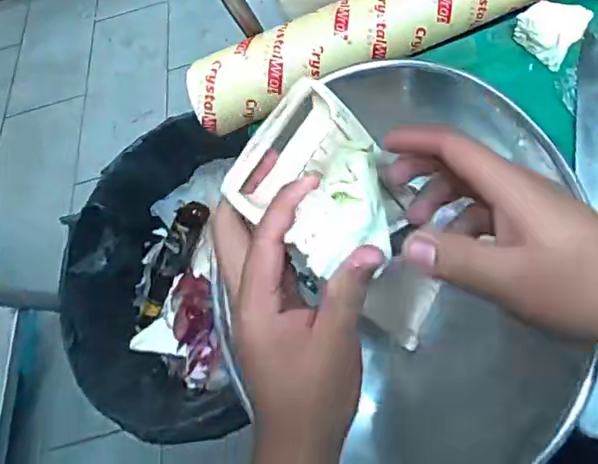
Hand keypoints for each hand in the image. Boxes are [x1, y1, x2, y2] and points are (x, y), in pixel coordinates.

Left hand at [214, 171, 382, 463]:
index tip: (309, 177)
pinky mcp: (264, 307)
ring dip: (256, 207)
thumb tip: (371, 248)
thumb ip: (348, 290)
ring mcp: (250, 299)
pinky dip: (273, 231)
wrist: (297, 444)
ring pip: (238, 240)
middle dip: (244, 190)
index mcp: (253, 299)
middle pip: (226, 229)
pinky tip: (299, 222)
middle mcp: (241, 292)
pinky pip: (260, 257)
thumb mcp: (336, 343)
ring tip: (284, 180)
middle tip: (273, 162)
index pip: (261, 235)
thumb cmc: (313, 395)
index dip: (283, 201)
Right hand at [383, 124, 597, 347]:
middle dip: (421, 167)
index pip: (452, 144)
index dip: (415, 139)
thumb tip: (405, 245)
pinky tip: (457, 249)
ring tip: (419, 224)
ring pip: (473, 187)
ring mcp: (529, 203)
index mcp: (506, 182)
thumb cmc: (579, 282)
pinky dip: (464, 220)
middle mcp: (515, 183)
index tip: (382, 145)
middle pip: (459, 161)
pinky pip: (489, 210)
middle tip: (391, 187)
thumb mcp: (511, 278)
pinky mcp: (538, 224)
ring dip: (442, 197)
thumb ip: (456, 259)